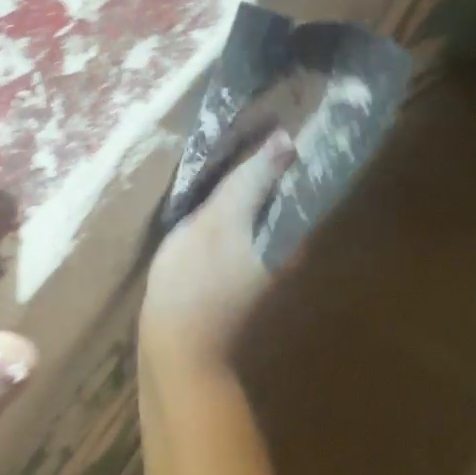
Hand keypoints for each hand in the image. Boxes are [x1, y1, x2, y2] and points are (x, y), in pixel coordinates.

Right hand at [141, 129, 295, 371]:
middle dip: (265, 171)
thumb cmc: (194, 285)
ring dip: (245, 193)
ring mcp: (260, 270)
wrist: (176, 354)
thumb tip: (287, 139)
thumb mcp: (219, 223)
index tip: (273, 120)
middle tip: (242, 134)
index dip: (287, 153)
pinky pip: (239, 236)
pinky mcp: (235, 282)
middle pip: (278, 200)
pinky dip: (229, 217)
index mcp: (287, 235)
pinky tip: (209, 206)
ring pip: (257, 219)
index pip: (299, 182)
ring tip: (222, 161)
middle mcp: (283, 252)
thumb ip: (251, 182)